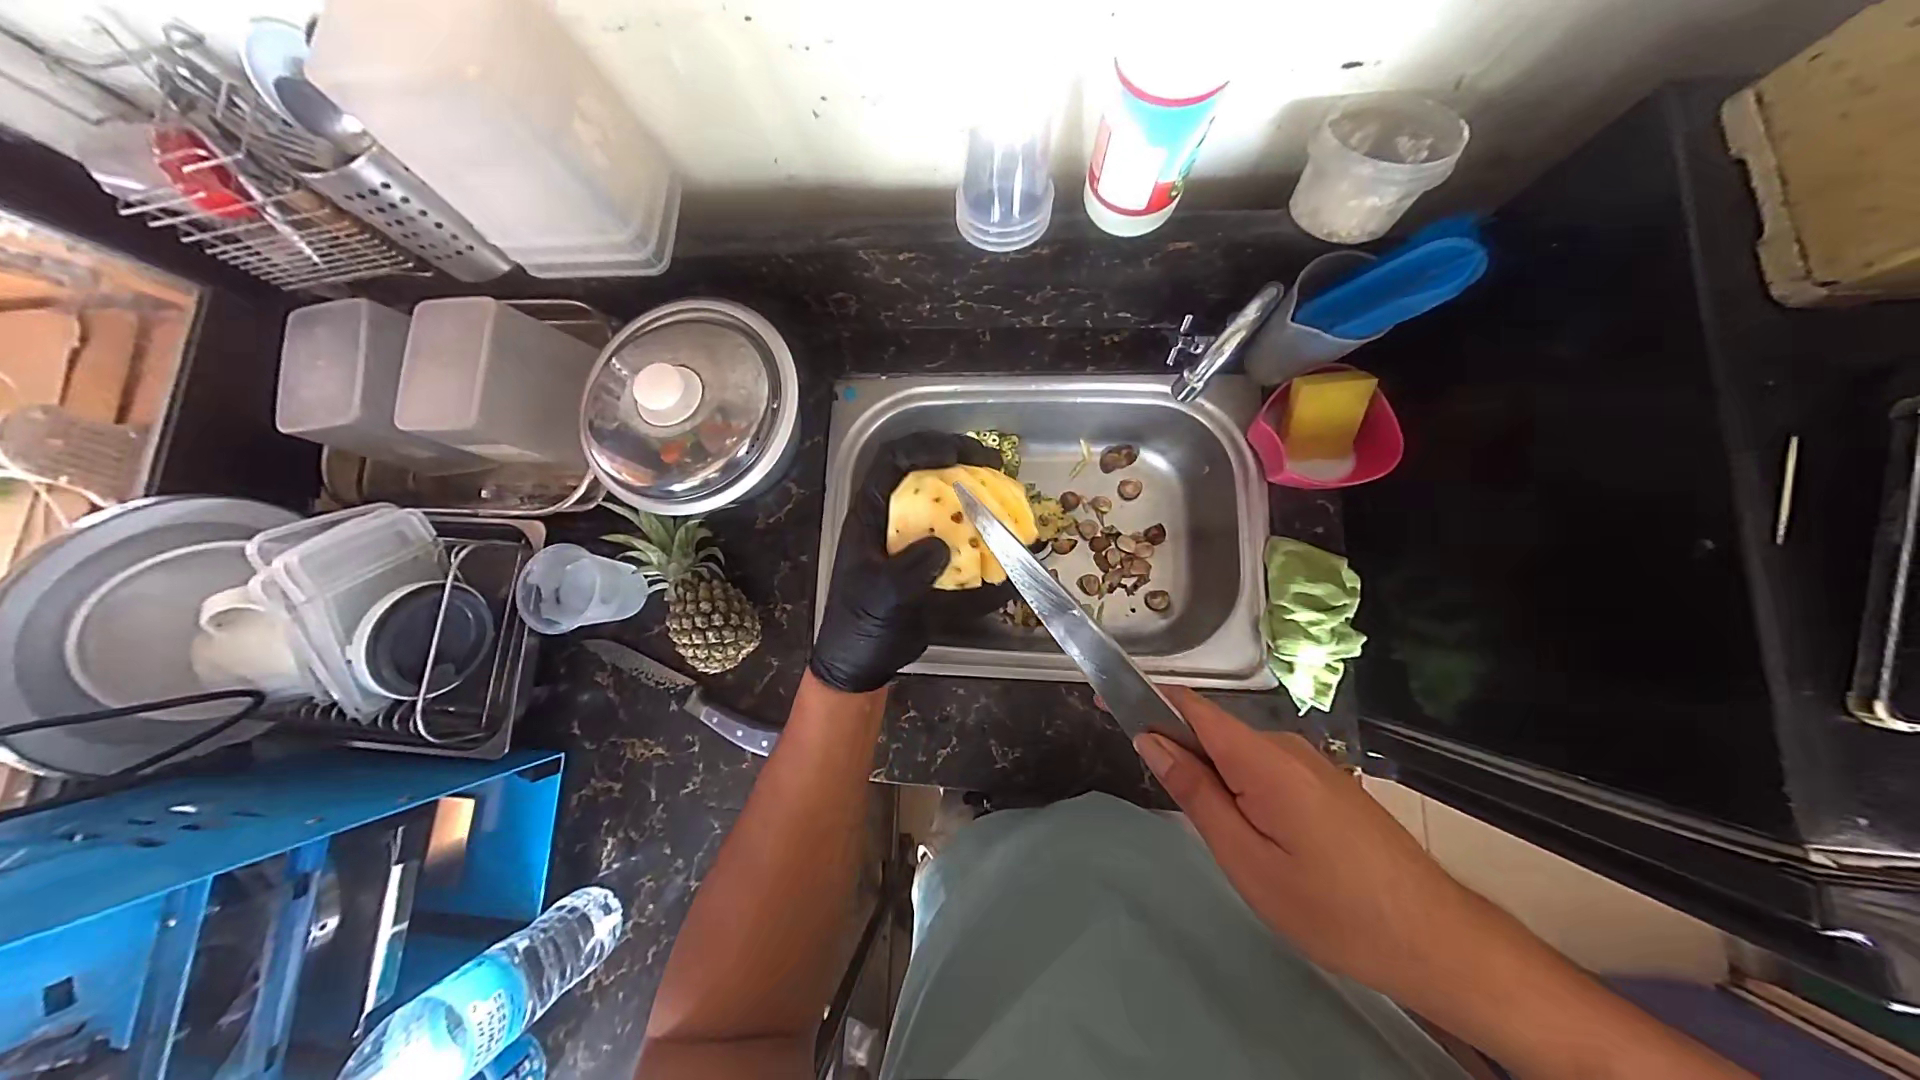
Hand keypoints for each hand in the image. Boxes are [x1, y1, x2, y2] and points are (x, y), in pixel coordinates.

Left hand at [810, 433, 1014, 692]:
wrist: (861, 660)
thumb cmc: (861, 625)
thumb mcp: (882, 597)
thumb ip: (909, 569)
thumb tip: (944, 545)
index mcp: (871, 515)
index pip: (894, 461)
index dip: (928, 446)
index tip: (964, 454)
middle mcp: (892, 518)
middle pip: (924, 472)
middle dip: (960, 461)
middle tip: (995, 467)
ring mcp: (911, 539)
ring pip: (944, 500)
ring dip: (975, 493)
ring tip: (1005, 495)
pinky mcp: (928, 560)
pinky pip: (958, 537)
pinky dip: (983, 535)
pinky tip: (1004, 542)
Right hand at [1137, 689, 1752, 1078]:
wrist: (1439, 941)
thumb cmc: (1331, 907)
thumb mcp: (1245, 857)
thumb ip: (1194, 792)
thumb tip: (1150, 740)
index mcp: (1263, 757)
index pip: (1190, 707)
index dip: (1144, 699)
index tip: (1103, 702)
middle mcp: (1287, 744)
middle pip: (1214, 728)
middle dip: (1178, 748)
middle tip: (1166, 801)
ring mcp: (1312, 761)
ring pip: (1239, 751)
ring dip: (1210, 772)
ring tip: (1214, 830)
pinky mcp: (1326, 782)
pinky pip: (1264, 767)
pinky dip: (1238, 783)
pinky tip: (1249, 830)